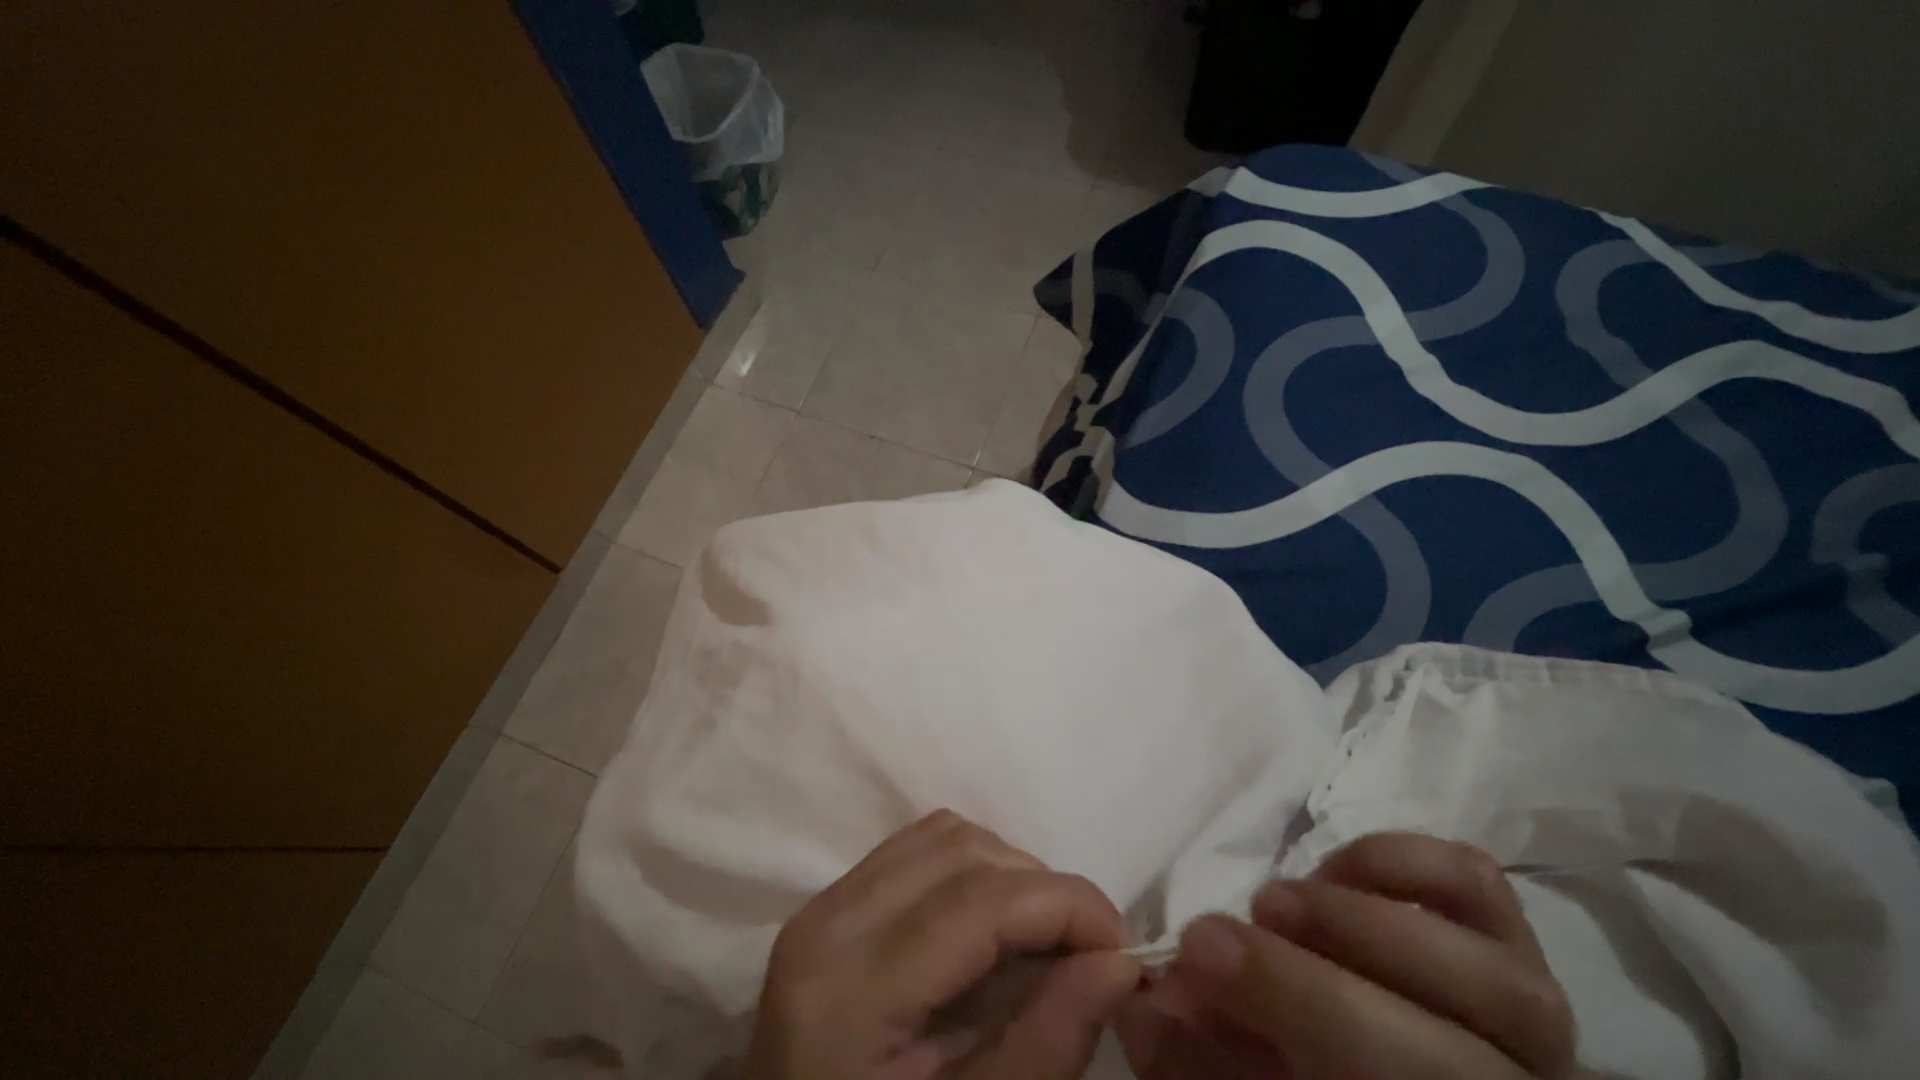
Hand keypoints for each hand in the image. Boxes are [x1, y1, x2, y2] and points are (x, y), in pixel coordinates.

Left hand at [743, 810, 1140, 1079]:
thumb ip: (1043, 1045)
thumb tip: (1118, 963)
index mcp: (849, 991)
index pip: (977, 902)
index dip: (1066, 906)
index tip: (1122, 952)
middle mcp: (827, 923)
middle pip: (963, 852)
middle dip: (1043, 890)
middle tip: (1086, 957)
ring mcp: (821, 906)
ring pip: (943, 836)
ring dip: (1010, 874)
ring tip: (1040, 942)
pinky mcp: (829, 904)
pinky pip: (917, 849)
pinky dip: (973, 870)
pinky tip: (991, 928)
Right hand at [1118, 833, 1578, 1079]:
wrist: (1386, 1053)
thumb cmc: (1315, 1063)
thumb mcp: (1240, 1075)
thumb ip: (1193, 1053)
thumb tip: (1143, 995)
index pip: (1392, 1078)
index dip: (1293, 1003)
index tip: (1196, 949)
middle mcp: (1513, 1073)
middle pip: (1452, 1041)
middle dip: (1314, 979)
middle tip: (1217, 928)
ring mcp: (1525, 997)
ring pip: (1482, 956)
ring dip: (1356, 918)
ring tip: (1276, 902)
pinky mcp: (1512, 932)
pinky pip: (1478, 879)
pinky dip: (1399, 857)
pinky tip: (1334, 871)